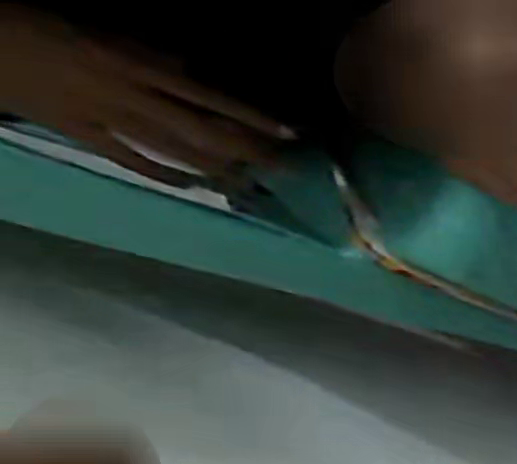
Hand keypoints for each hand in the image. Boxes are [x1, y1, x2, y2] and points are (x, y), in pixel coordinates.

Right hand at [0, 8, 293, 187]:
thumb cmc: (27, 23)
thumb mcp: (90, 30)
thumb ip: (143, 51)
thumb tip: (185, 66)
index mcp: (128, 64)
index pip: (207, 96)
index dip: (252, 117)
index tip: (290, 133)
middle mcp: (124, 94)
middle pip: (204, 132)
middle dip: (248, 152)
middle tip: (285, 168)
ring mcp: (102, 117)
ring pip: (177, 152)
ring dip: (220, 170)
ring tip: (253, 183)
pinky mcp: (80, 134)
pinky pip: (134, 163)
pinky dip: (169, 177)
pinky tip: (198, 187)